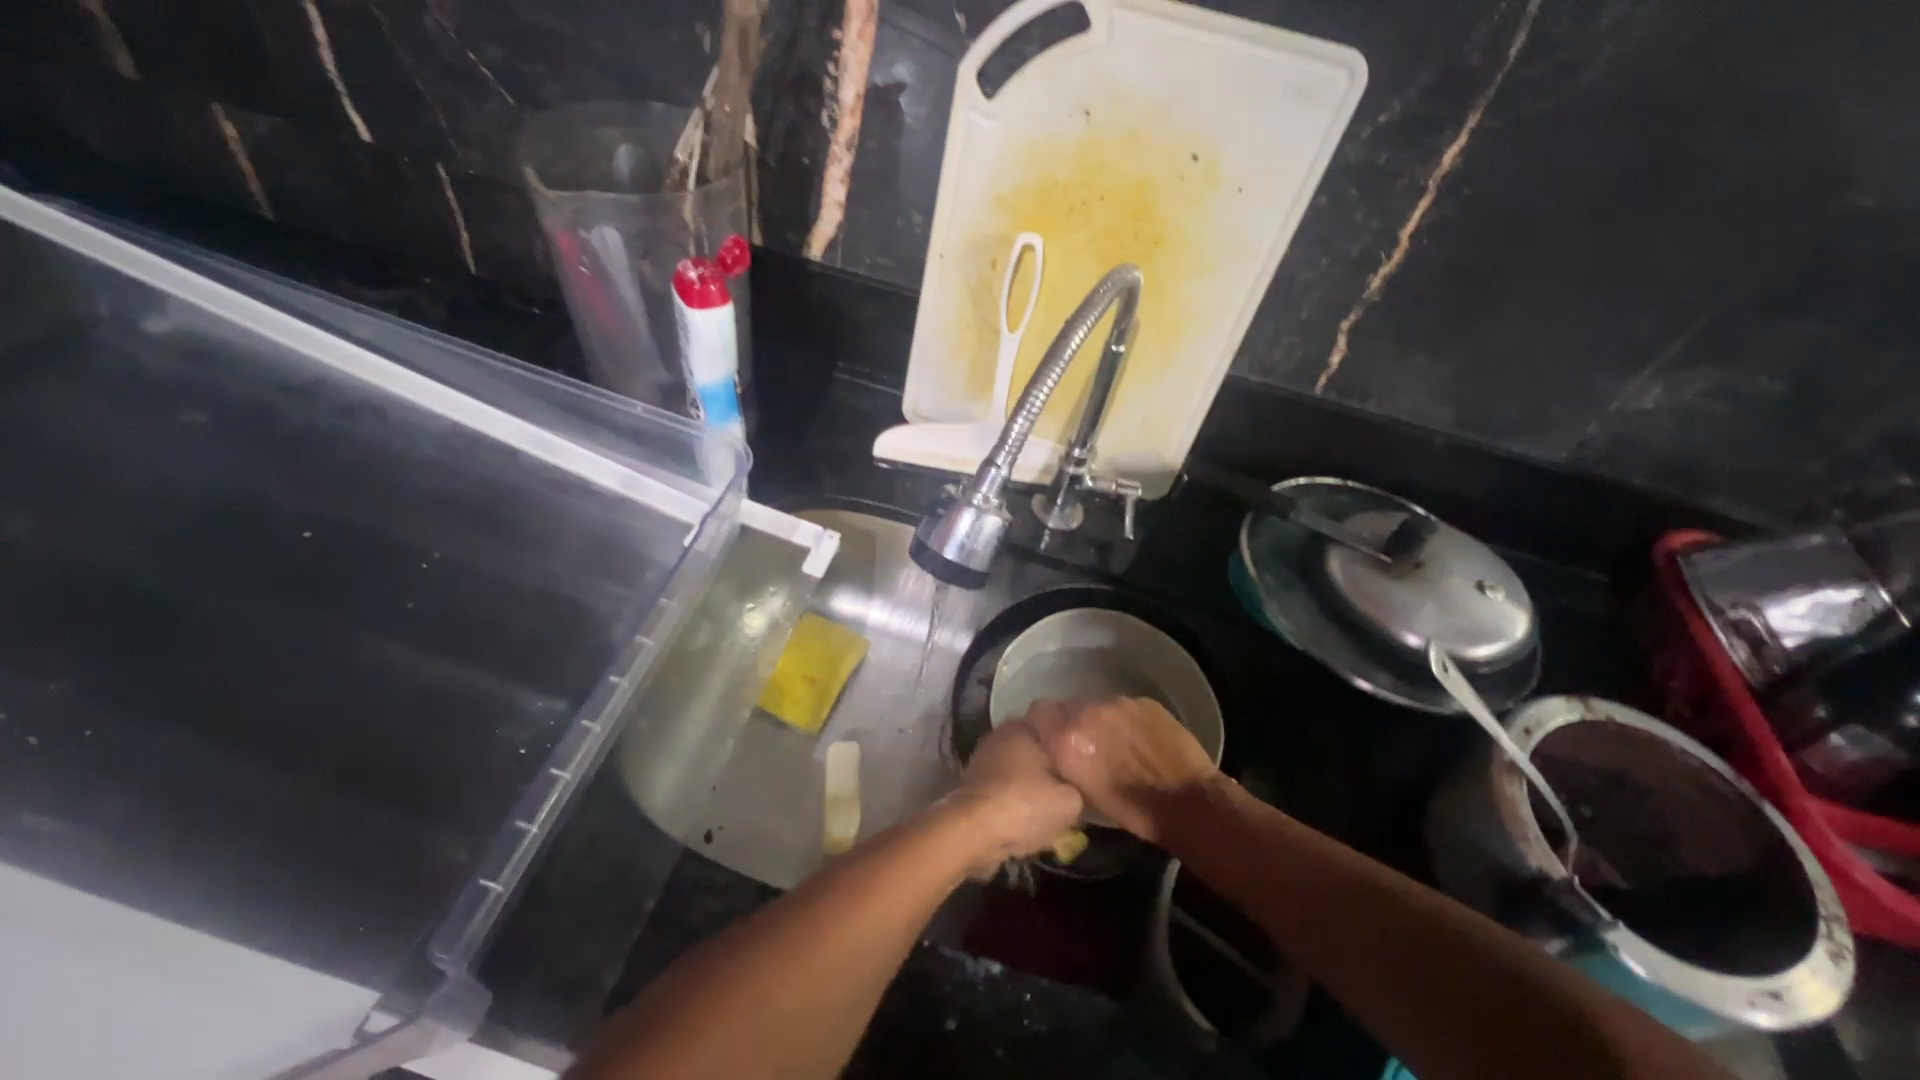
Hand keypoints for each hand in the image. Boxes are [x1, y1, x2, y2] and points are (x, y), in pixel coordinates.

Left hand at [949, 719, 1083, 875]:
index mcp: (1022, 727)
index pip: (1055, 728)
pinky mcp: (970, 788)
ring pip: (1017, 773)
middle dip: (1051, 770)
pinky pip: (1002, 792)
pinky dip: (1013, 804)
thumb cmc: (1024, 805)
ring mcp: (981, 762)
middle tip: (1072, 790)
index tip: (1086, 764)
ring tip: (1050, 811)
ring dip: (1031, 789)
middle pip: (1035, 752)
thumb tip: (1077, 791)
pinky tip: (1027, 822)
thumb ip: (1080, 789)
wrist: (973, 833)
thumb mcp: (1070, 801)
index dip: (1071, 746)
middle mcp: (998, 737)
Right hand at [1025, 697, 1219, 842]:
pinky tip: (1138, 739)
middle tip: (1086, 744)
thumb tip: (1058, 749)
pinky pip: (1123, 706)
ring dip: (1099, 719)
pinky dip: (1125, 719)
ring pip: (1097, 704)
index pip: (1038, 713)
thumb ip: (1066, 761)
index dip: (1044, 725)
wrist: (1187, 801)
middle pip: (1068, 706)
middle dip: (1073, 722)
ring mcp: (1119, 702)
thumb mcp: (1084, 791)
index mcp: (1067, 738)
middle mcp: (1088, 711)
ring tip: (1115, 742)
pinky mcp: (1144, 701)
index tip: (1051, 738)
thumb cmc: (1131, 808)